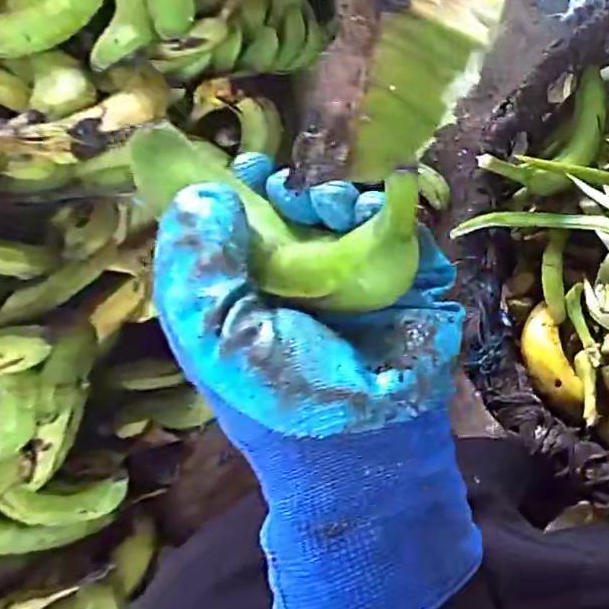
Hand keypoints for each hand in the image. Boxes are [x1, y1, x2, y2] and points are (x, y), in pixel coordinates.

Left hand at [156, 151, 460, 437]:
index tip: (244, 168)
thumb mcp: (218, 339)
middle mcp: (303, 277)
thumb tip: (202, 194)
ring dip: (336, 197)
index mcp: (250, 292)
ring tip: (333, 203)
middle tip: (286, 186)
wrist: (370, 440)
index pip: (242, 228)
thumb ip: (200, 269)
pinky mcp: (407, 272)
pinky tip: (374, 206)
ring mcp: (360, 273)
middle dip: (292, 190)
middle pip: (297, 212)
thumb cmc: (283, 395)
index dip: (241, 193)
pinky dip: (387, 207)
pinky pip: (397, 224)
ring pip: (348, 211)